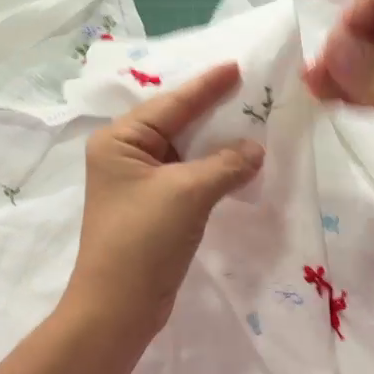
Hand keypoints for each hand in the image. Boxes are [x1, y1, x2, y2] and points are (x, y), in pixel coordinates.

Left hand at [63, 63, 264, 339]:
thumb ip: (225, 164)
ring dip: (215, 141)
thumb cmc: (143, 241)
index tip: (237, 65)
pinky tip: (239, 161)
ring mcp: (137, 181)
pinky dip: (212, 167)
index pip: (171, 103)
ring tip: (252, 120)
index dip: (206, 86)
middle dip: (213, 109)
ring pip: (183, 149)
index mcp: (119, 139)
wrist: (118, 308)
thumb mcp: (187, 193)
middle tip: (251, 88)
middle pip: (176, 122)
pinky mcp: (152, 206)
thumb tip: (256, 148)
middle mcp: (123, 153)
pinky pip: (186, 174)